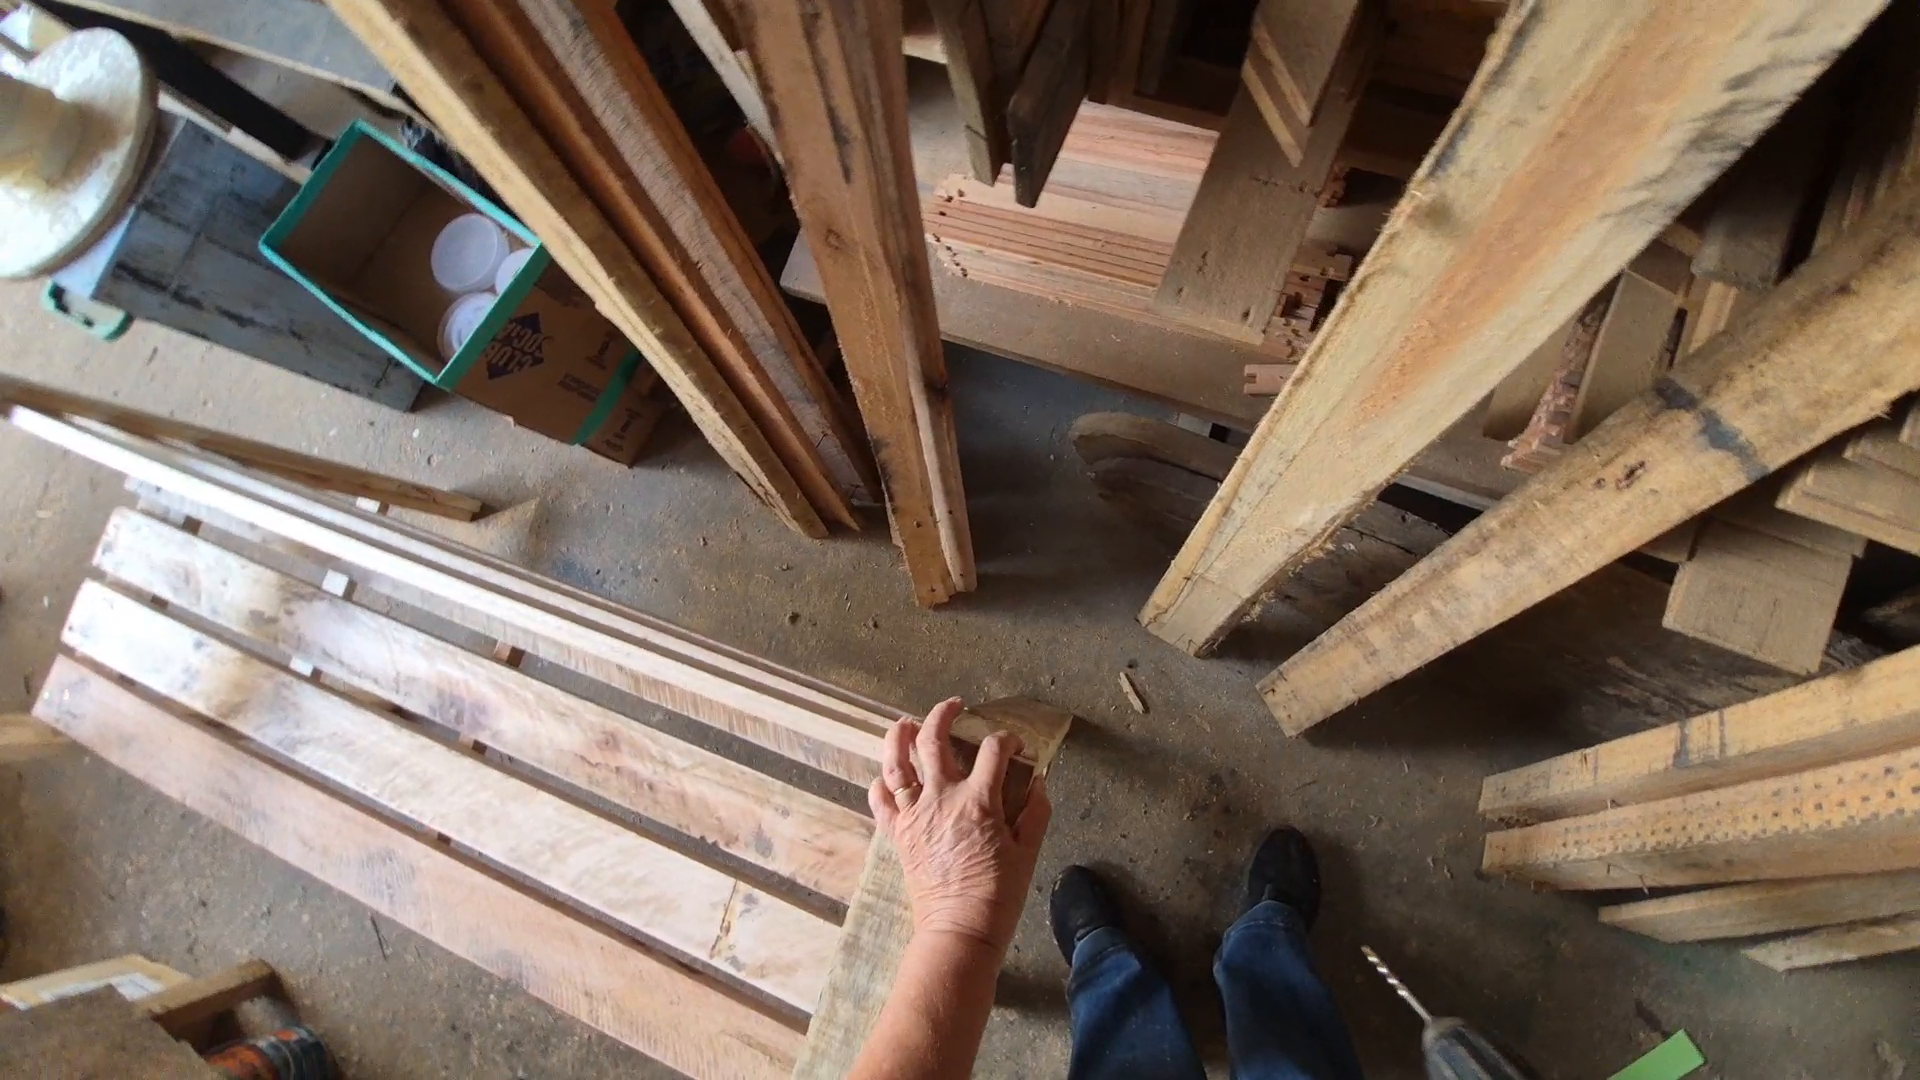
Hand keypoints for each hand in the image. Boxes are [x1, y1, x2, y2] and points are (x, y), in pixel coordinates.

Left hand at [868, 698, 1052, 953]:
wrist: (959, 933)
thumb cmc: (998, 896)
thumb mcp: (1028, 853)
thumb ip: (1035, 812)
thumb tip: (1038, 782)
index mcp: (978, 802)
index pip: (994, 751)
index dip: (1008, 740)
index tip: (1015, 746)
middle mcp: (941, 798)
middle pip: (933, 739)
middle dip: (943, 713)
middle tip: (954, 705)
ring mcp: (914, 814)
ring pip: (897, 761)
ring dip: (899, 735)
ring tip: (908, 722)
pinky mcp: (898, 833)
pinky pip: (881, 800)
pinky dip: (882, 782)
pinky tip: (889, 773)